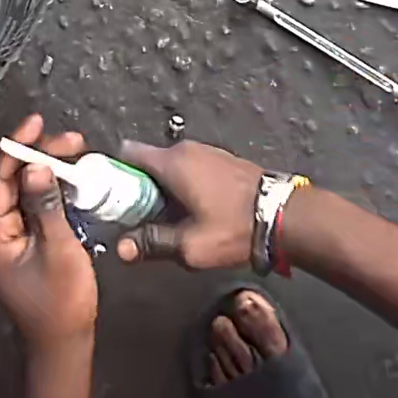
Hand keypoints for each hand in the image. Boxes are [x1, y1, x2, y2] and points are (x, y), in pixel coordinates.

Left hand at [0, 115, 97, 351]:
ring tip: (73, 149)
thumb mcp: (59, 250)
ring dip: (43, 168)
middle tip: (69, 139)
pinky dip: (46, 187)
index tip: (37, 124)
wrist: (63, 347)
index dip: (15, 148)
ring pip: (19, 190)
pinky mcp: (20, 244)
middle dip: (35, 155)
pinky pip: (28, 205)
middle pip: (7, 181)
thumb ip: (46, 206)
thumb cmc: (62, 304)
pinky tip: (66, 176)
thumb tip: (37, 166)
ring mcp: (6, 240)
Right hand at [112, 139, 263, 268]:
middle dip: (139, 188)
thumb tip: (120, 248)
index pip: (127, 152)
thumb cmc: (232, 228)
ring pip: (170, 166)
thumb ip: (152, 243)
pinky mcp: (222, 158)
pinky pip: (190, 167)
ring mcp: (206, 150)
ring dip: (163, 188)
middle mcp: (186, 148)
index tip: (112, 199)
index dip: (114, 173)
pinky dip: (183, 184)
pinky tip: (195, 211)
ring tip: (169, 219)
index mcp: (172, 162)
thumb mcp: (190, 246)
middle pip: (148, 162)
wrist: (285, 215)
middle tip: (140, 220)